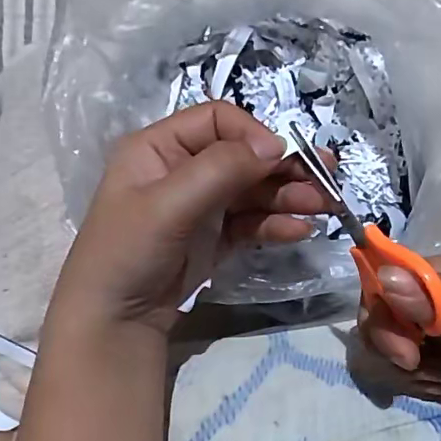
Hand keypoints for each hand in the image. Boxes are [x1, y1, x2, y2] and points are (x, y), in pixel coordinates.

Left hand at [52, 102, 327, 332]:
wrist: (114, 319)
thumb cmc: (128, 251)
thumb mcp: (168, 204)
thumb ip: (220, 169)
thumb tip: (274, 145)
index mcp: (160, 148)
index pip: (216, 121)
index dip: (253, 134)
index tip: (283, 156)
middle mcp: (182, 170)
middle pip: (243, 156)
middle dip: (284, 167)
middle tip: (326, 178)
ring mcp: (200, 207)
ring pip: (252, 191)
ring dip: (288, 196)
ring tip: (323, 206)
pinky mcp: (213, 239)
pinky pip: (251, 223)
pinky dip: (275, 224)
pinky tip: (299, 230)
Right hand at [359, 247, 440, 412]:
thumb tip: (382, 274)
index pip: (396, 277)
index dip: (385, 312)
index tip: (404, 355)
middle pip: (392, 308)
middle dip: (394, 344)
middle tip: (417, 373)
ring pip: (404, 338)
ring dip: (411, 367)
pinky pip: (424, 359)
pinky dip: (427, 377)